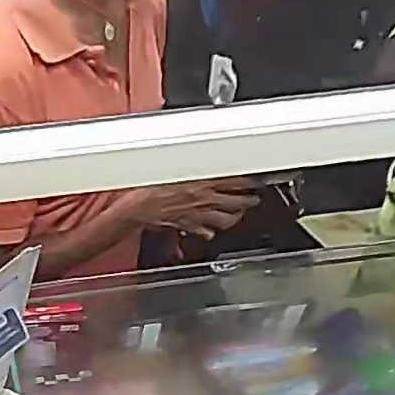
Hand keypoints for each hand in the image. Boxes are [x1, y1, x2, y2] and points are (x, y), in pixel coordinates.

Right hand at [123, 180, 259, 237]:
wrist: (138, 205)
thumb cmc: (153, 185)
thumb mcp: (178, 167)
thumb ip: (195, 167)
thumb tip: (206, 163)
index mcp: (205, 182)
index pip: (237, 181)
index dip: (251, 181)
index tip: (256, 181)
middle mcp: (204, 200)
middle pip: (237, 202)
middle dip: (249, 201)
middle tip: (254, 199)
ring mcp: (197, 215)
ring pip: (225, 220)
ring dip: (234, 218)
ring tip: (238, 215)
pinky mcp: (188, 226)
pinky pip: (205, 231)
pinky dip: (210, 231)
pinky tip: (212, 230)